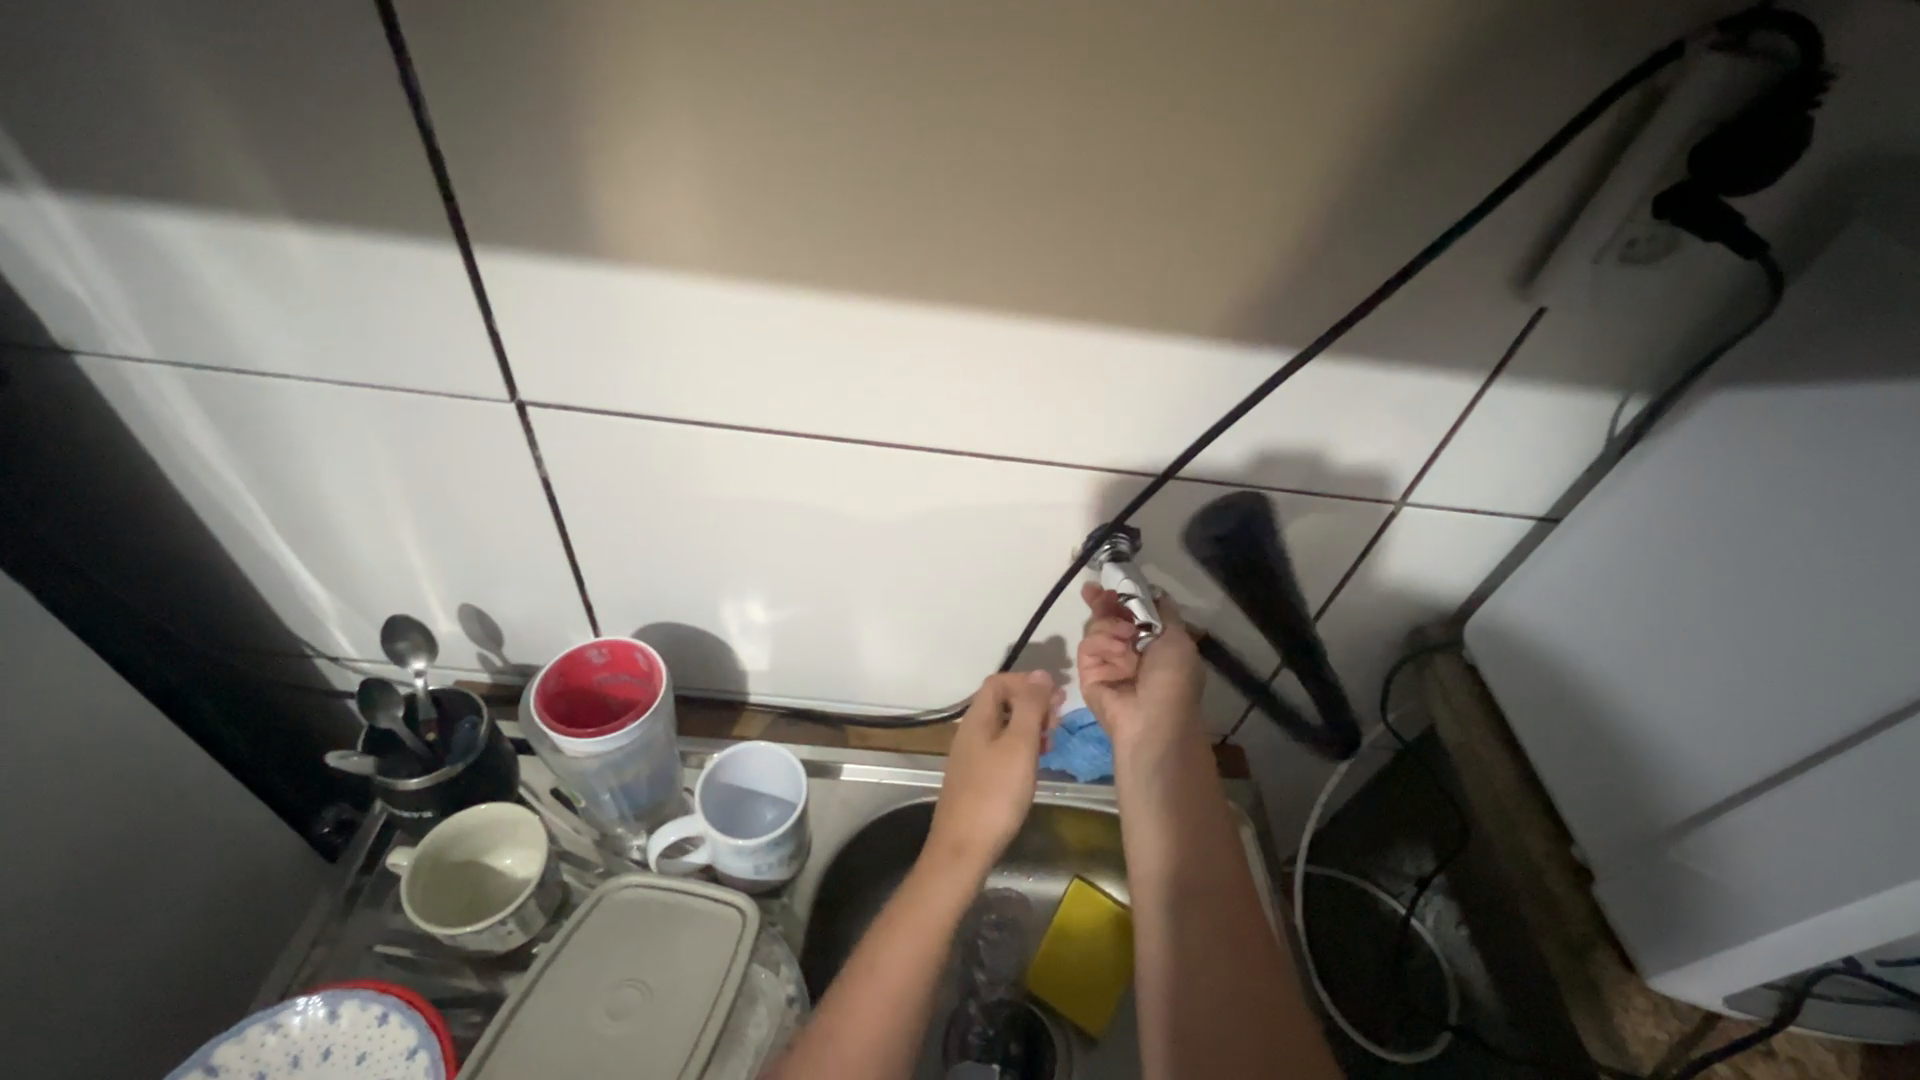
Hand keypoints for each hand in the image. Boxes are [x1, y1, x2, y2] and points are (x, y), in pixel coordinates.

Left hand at [923, 671, 1059, 877]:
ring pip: (1004, 727)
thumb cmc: (996, 793)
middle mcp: (970, 732)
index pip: (998, 682)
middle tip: (1058, 720)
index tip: (1055, 697)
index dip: (1027, 682)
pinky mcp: (977, 778)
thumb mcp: (1020, 744)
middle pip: (1002, 703)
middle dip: (1032, 704)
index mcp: (977, 718)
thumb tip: (1040, 674)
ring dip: (1030, 726)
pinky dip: (1023, 747)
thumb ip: (1030, 706)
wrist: (964, 847)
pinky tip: (1036, 763)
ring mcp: (972, 756)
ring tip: (1053, 741)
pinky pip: (1002, 749)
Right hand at [1076, 582, 1204, 753]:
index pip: (1133, 612)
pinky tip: (1117, 650)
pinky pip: (1088, 645)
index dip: (1124, 597)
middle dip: (1104, 602)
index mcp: (1154, 643)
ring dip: (1111, 624)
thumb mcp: (1179, 638)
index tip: (1114, 584)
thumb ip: (1164, 612)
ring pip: (1097, 626)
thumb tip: (1155, 592)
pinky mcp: (1088, 672)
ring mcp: (1107, 661)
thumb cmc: (1173, 678)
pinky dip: (1101, 642)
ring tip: (1126, 635)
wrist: (1154, 719)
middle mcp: (1129, 651)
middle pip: (1110, 616)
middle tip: (1095, 591)